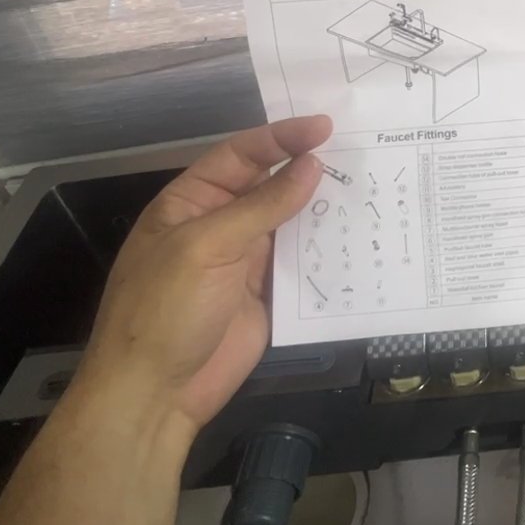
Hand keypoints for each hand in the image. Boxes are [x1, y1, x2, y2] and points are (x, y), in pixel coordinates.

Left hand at [71, 116, 331, 430]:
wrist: (155, 396)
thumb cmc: (165, 310)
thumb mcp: (208, 246)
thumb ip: (264, 204)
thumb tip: (313, 164)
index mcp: (191, 203)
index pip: (240, 155)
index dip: (281, 137)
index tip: (324, 128)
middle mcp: (220, 223)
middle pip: (270, 183)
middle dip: (308, 166)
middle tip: (357, 150)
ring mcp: (246, 257)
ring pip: (292, 219)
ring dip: (324, 205)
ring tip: (368, 185)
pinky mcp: (270, 289)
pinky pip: (304, 258)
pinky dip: (329, 245)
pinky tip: (359, 232)